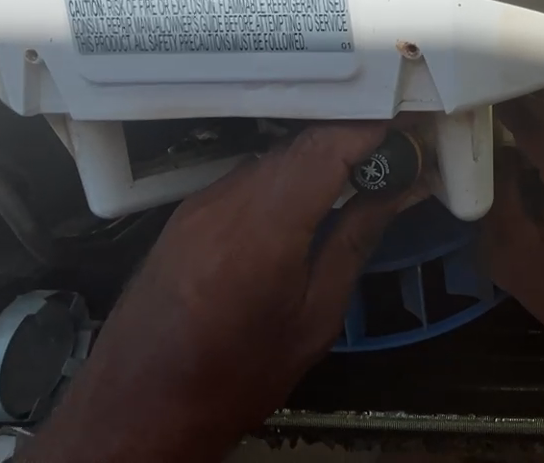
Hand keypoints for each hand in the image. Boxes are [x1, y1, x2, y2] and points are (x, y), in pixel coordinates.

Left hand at [27, 122, 408, 462]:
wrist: (134, 415)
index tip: (408, 128)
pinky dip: (288, 176)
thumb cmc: (237, 378)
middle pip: (302, 144)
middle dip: (353, 140)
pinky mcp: (186, 212)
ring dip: (321, 157)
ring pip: (276, 155)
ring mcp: (200, 203)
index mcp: (263, 230)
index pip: (326, 148)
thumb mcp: (315, 317)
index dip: (372, 128)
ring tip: (359, 177)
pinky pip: (250, 175)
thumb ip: (356, 240)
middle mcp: (226, 202)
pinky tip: (309, 200)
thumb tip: (398, 188)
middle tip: (395, 155)